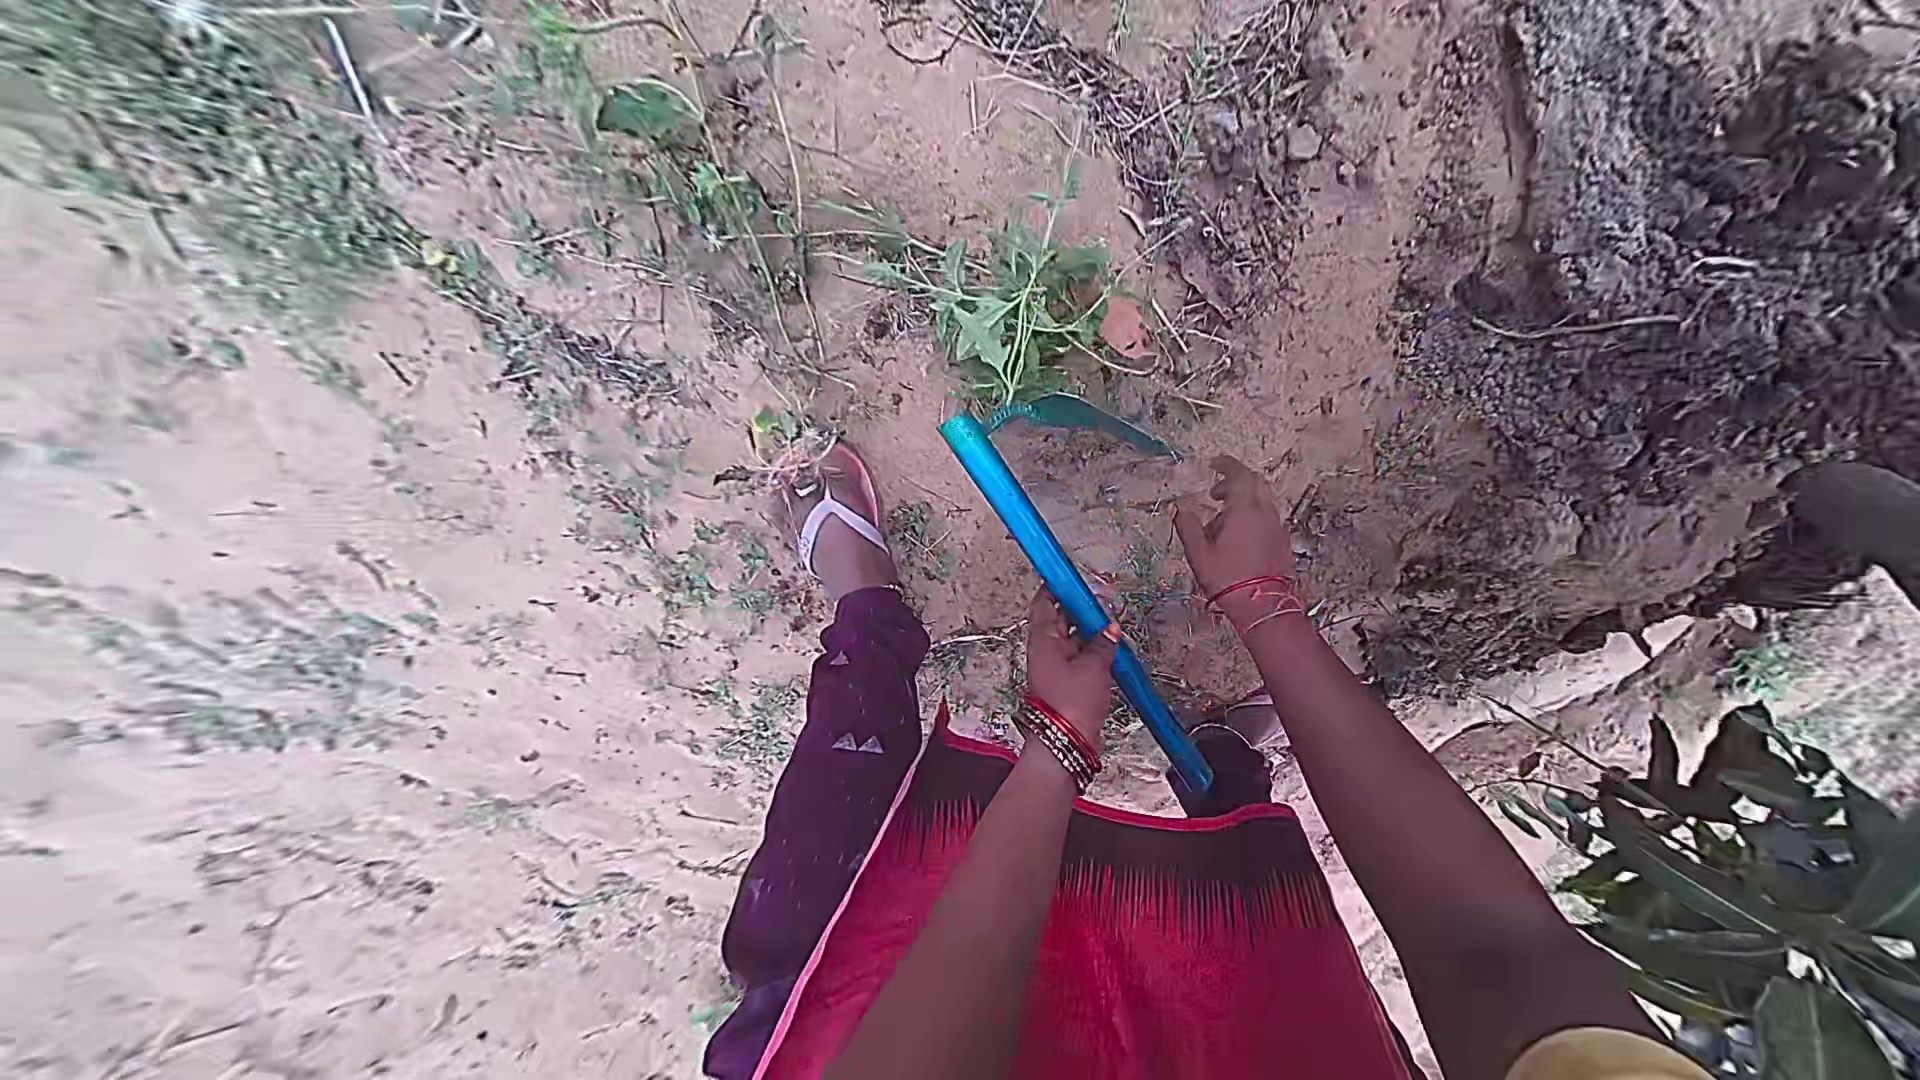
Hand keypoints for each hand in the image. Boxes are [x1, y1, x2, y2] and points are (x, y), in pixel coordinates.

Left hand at [1022, 587, 1117, 751]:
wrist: (1066, 743)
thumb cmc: (1073, 700)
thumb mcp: (1093, 666)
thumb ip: (1103, 642)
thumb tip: (1110, 627)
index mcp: (1043, 639)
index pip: (1044, 603)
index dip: (1056, 588)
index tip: (1072, 576)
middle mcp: (1045, 649)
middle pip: (1059, 618)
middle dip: (1080, 608)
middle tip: (1102, 598)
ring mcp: (1055, 665)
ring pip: (1071, 638)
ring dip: (1089, 629)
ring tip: (1111, 619)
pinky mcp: (1067, 681)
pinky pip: (1079, 656)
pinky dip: (1093, 649)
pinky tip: (1111, 646)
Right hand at [1172, 456, 1299, 632]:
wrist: (1262, 605)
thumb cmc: (1227, 577)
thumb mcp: (1198, 552)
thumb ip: (1187, 525)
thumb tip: (1178, 507)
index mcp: (1244, 509)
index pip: (1239, 475)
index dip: (1227, 465)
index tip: (1214, 463)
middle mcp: (1264, 512)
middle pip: (1254, 483)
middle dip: (1235, 481)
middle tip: (1215, 491)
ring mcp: (1276, 525)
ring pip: (1262, 499)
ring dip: (1243, 499)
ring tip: (1223, 517)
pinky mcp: (1281, 539)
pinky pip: (1266, 515)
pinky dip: (1252, 513)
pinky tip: (1238, 534)